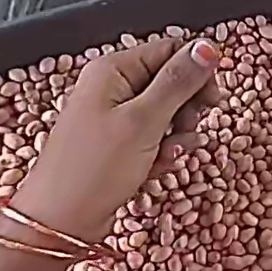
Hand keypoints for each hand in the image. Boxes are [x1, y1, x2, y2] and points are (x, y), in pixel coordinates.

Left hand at [12, 37, 222, 240]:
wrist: (60, 223)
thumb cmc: (96, 168)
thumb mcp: (144, 121)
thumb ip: (179, 82)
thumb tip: (208, 47)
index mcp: (114, 69)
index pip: (172, 50)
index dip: (197, 73)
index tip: (211, 101)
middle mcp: (114, 86)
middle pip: (173, 81)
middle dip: (188, 108)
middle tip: (186, 129)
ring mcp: (116, 115)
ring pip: (169, 112)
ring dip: (178, 134)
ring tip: (166, 154)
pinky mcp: (120, 142)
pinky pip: (156, 136)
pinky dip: (163, 151)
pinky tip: (155, 167)